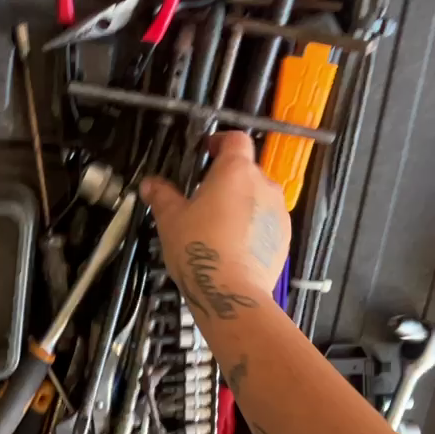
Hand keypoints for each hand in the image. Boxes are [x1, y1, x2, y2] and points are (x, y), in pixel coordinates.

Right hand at [140, 132, 289, 321]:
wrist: (230, 293)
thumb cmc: (199, 250)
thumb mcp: (171, 221)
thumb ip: (162, 197)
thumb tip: (150, 185)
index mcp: (235, 172)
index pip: (235, 140)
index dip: (221, 141)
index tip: (208, 150)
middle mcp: (263, 185)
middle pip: (246, 172)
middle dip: (227, 182)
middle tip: (204, 202)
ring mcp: (278, 212)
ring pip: (258, 199)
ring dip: (241, 206)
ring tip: (218, 230)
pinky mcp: (284, 237)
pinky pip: (266, 223)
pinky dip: (252, 229)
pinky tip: (233, 249)